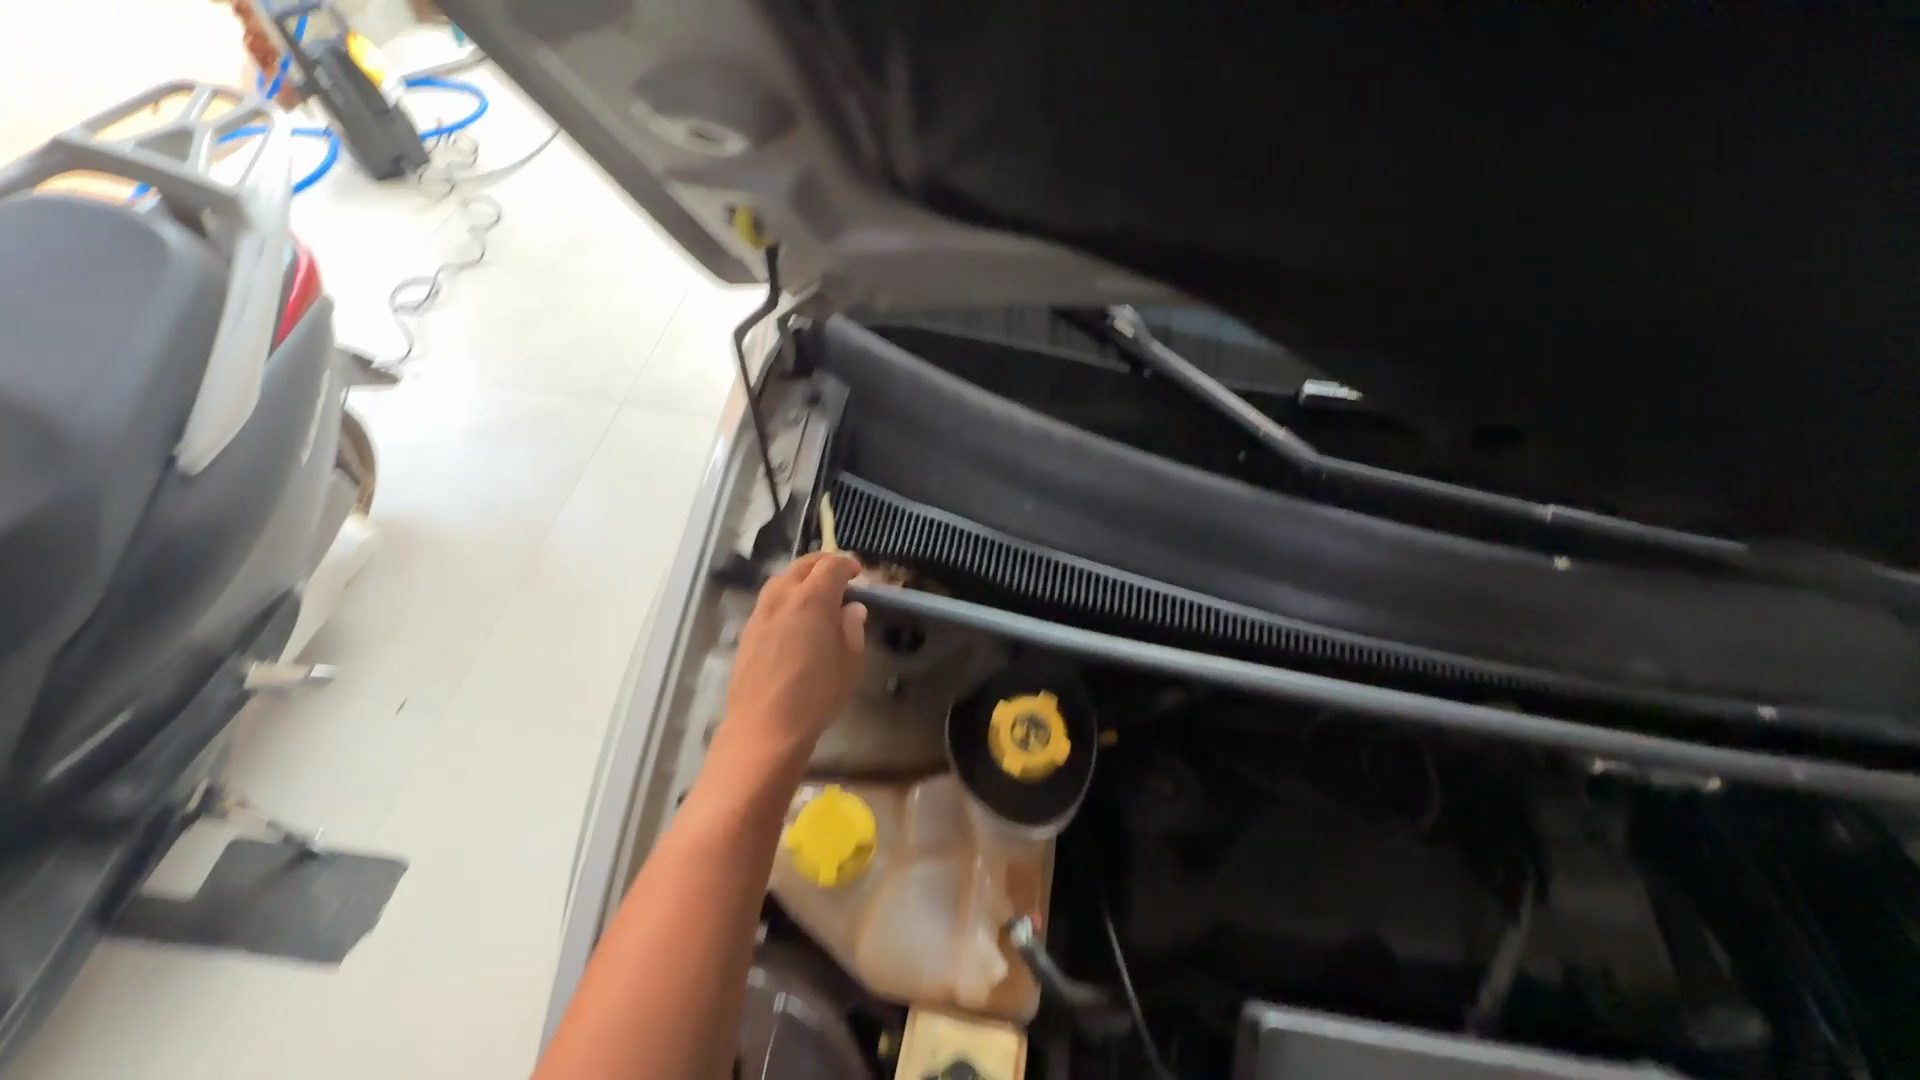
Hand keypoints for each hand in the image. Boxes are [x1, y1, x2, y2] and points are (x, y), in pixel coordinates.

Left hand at [719, 553, 867, 768]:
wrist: (765, 726)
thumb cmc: (816, 695)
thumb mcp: (849, 663)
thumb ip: (851, 628)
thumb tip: (851, 609)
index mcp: (813, 598)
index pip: (831, 566)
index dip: (847, 564)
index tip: (858, 573)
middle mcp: (783, 597)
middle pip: (802, 566)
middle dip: (823, 564)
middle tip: (839, 576)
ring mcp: (761, 613)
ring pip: (781, 580)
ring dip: (801, 578)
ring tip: (816, 594)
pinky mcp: (748, 631)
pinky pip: (769, 601)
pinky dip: (786, 597)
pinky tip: (794, 618)